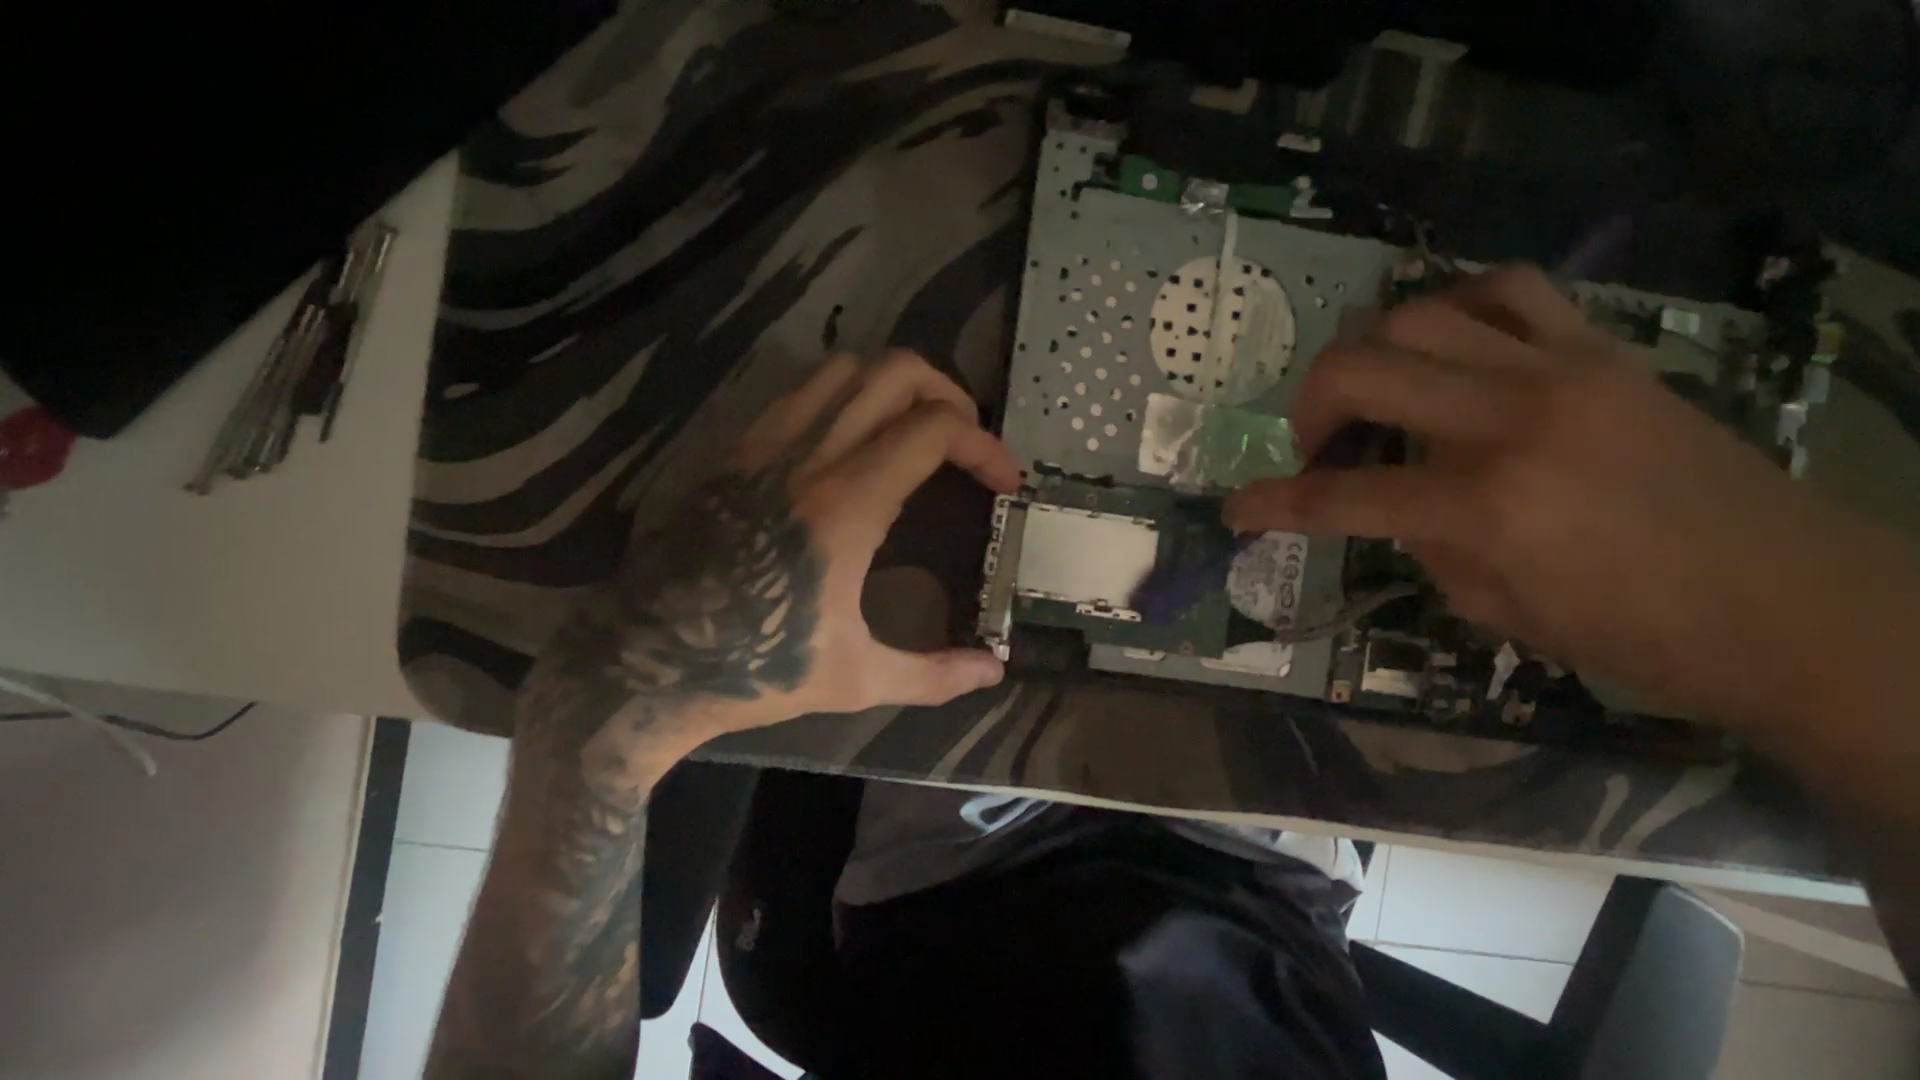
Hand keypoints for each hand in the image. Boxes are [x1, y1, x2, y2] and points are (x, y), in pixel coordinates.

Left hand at [567, 349, 1019, 742]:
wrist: (647, 666)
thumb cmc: (755, 672)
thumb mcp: (857, 680)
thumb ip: (935, 674)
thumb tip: (995, 672)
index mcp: (847, 505)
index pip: (934, 429)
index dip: (984, 446)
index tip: (1003, 483)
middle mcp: (807, 457)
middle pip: (895, 374)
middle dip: (948, 396)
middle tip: (964, 444)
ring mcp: (762, 446)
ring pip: (841, 370)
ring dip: (891, 389)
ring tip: (911, 435)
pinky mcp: (730, 453)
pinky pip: (795, 394)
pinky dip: (840, 399)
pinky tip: (847, 447)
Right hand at [1224, 265, 1919, 735]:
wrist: (1796, 602)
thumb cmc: (1639, 636)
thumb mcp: (1501, 613)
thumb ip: (1428, 547)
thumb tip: (1395, 503)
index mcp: (1486, 509)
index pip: (1340, 497)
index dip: (1271, 504)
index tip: (1234, 509)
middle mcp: (1513, 422)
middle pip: (1363, 370)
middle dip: (1309, 406)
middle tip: (1314, 443)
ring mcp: (1563, 372)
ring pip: (1421, 314)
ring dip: (1369, 351)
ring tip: (1374, 389)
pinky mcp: (1606, 351)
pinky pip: (1509, 291)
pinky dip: (1454, 305)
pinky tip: (1443, 340)